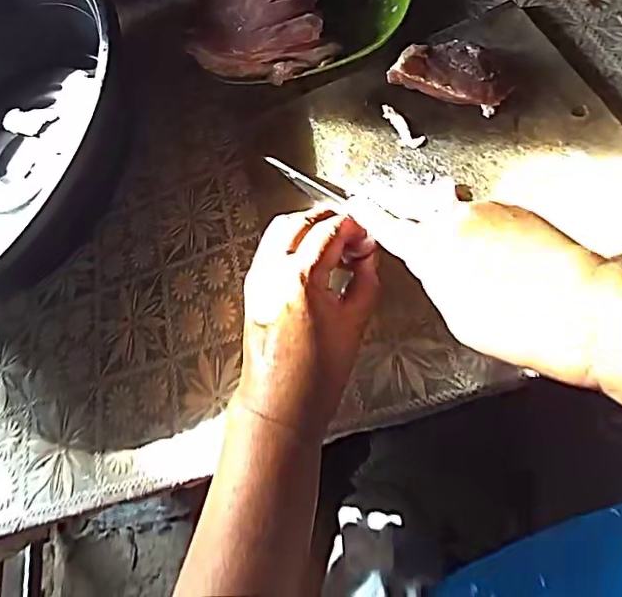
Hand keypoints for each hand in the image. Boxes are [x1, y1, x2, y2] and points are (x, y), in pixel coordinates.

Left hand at [235, 209, 380, 435]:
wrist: (280, 402)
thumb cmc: (315, 377)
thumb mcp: (354, 325)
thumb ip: (366, 282)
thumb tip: (368, 256)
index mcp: (301, 280)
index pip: (327, 232)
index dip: (351, 227)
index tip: (365, 234)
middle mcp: (273, 272)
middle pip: (301, 221)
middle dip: (329, 220)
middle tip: (353, 234)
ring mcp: (259, 276)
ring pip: (282, 228)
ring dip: (309, 227)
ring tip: (336, 245)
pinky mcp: (253, 284)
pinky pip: (272, 246)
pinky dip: (293, 241)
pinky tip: (313, 257)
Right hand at [352, 197, 619, 388]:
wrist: (595, 317)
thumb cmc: (532, 329)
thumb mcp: (461, 319)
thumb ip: (437, 284)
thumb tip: (435, 270)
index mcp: (430, 250)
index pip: (386, 224)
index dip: (368, 212)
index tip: (358, 201)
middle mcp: (453, 221)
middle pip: (418, 206)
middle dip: (409, 212)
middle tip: (413, 224)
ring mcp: (485, 211)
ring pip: (454, 210)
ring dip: (455, 225)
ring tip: (478, 258)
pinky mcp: (516, 210)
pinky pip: (487, 214)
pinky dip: (487, 230)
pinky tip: (507, 258)